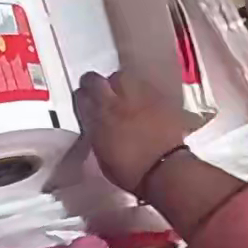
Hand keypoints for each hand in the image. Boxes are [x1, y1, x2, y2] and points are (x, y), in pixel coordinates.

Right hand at [72, 71, 198, 192]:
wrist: (165, 169)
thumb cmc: (130, 171)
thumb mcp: (102, 153)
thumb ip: (96, 132)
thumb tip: (96, 122)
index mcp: (98, 118)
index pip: (81, 96)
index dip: (82, 98)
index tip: (86, 102)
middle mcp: (115, 102)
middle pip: (97, 80)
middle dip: (96, 84)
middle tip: (102, 94)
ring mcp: (137, 96)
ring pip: (121, 76)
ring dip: (119, 84)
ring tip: (123, 95)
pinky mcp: (158, 96)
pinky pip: (143, 85)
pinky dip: (140, 90)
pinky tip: (143, 101)